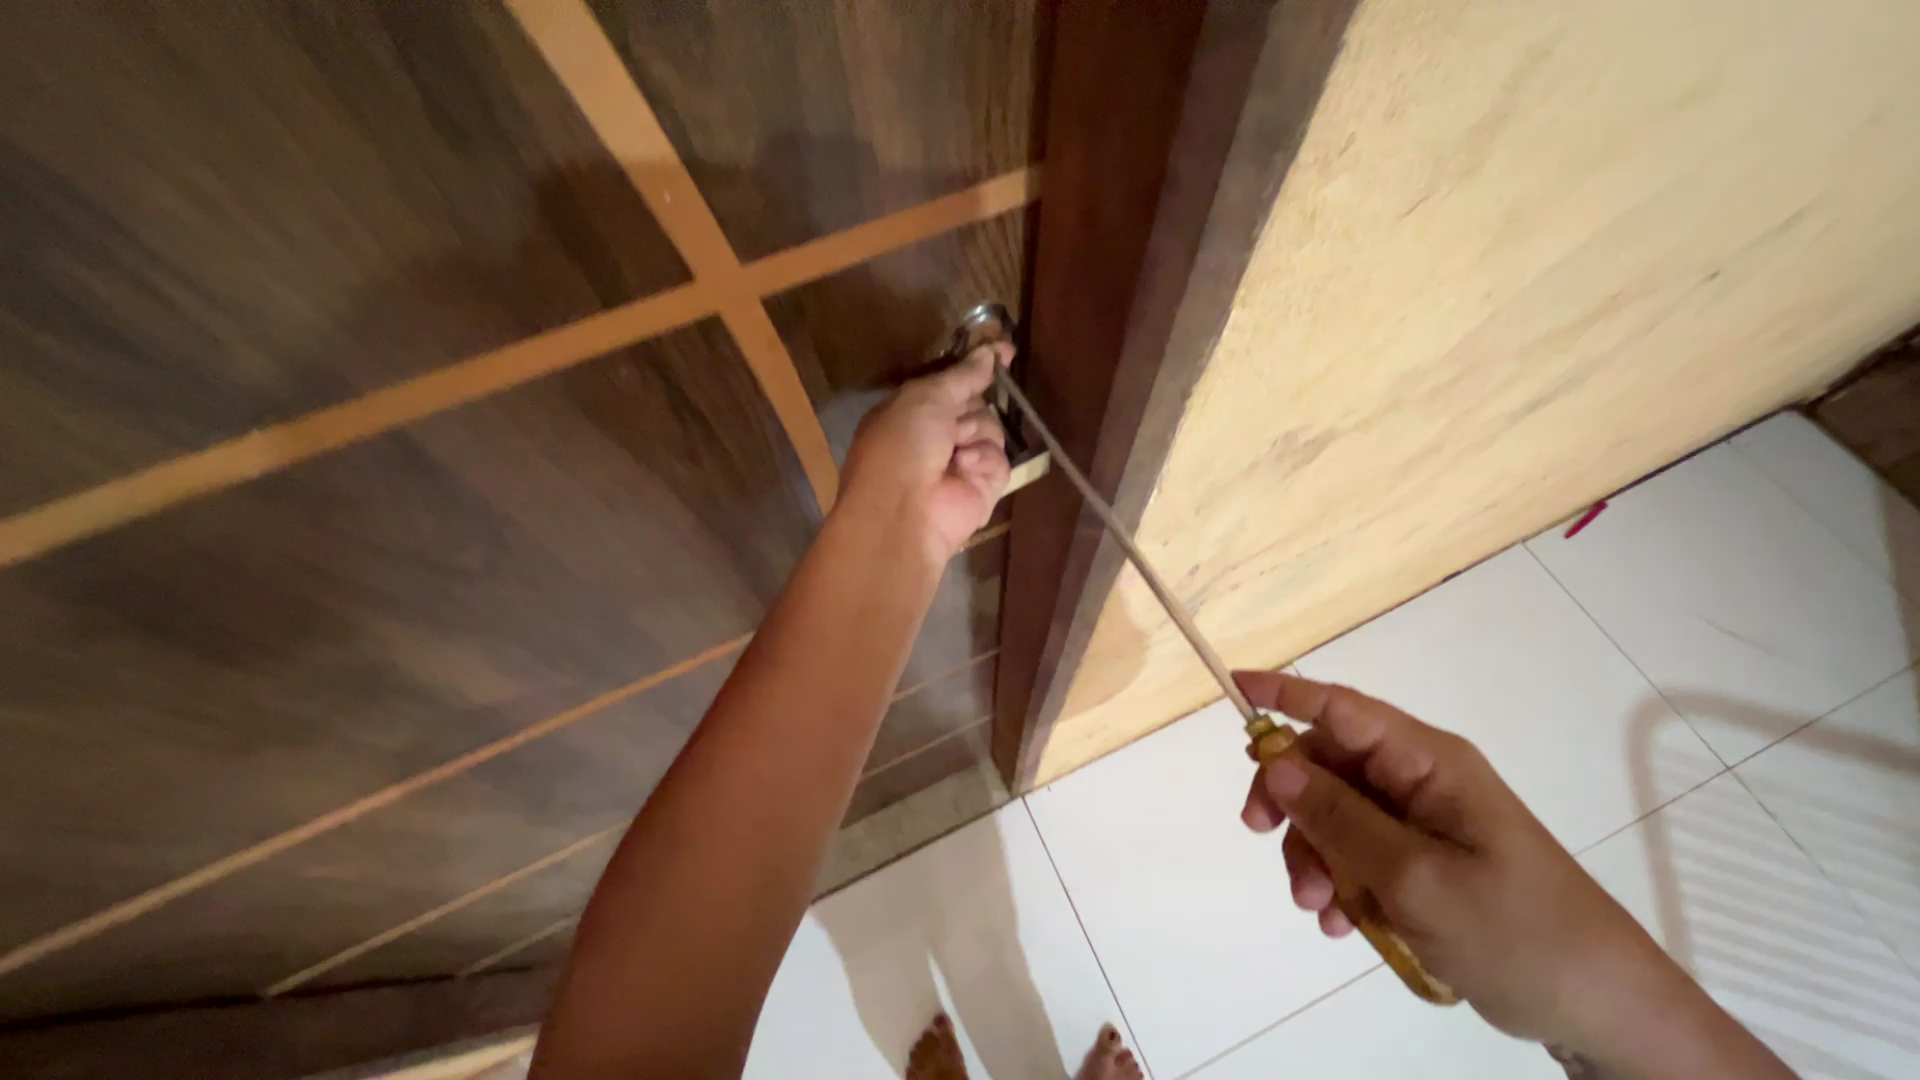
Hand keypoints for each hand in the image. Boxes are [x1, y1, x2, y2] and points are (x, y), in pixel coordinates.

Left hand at [837, 343, 1012, 560]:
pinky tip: (964, 471)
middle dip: (969, 409)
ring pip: (990, 429)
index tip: (1005, 352)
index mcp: (910, 413)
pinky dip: (983, 460)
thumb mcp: (924, 397)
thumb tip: (990, 353)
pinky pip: (999, 459)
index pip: (950, 384)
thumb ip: (960, 376)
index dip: (975, 369)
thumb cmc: (901, 446)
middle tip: (952, 426)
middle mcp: (935, 438)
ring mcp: (960, 463)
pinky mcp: (982, 487)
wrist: (904, 512)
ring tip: (954, 453)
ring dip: (974, 434)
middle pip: (974, 405)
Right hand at [1234, 671, 1683, 1055]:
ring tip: (1319, 909)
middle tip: (1260, 835)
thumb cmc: (1515, 931)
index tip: (1234, 686)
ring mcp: (1421, 821)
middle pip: (1326, 764)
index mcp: (1428, 762)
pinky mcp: (1422, 861)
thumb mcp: (1413, 876)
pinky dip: (1339, 882)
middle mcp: (1420, 780)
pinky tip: (1344, 924)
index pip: (1343, 708)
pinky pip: (1358, 854)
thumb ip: (1338, 817)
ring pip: (1334, 813)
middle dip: (1290, 801)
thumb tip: (1275, 760)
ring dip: (1313, 854)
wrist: (1601, 1010)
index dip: (1285, 692)